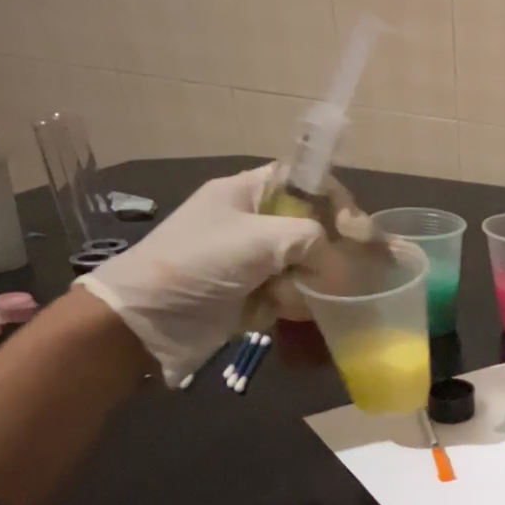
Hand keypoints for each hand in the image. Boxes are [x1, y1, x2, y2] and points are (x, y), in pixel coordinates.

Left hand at [77, 164, 325, 385]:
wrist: (148, 322)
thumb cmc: (196, 266)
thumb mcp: (257, 240)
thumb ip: (309, 238)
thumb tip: (337, 259)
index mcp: (247, 193)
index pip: (305, 182)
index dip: (336, 201)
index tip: (355, 231)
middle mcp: (254, 223)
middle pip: (314, 228)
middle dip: (327, 251)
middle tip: (342, 272)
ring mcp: (256, 262)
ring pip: (310, 266)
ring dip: (309, 283)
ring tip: (291, 296)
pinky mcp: (257, 295)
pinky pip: (296, 294)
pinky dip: (295, 304)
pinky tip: (281, 312)